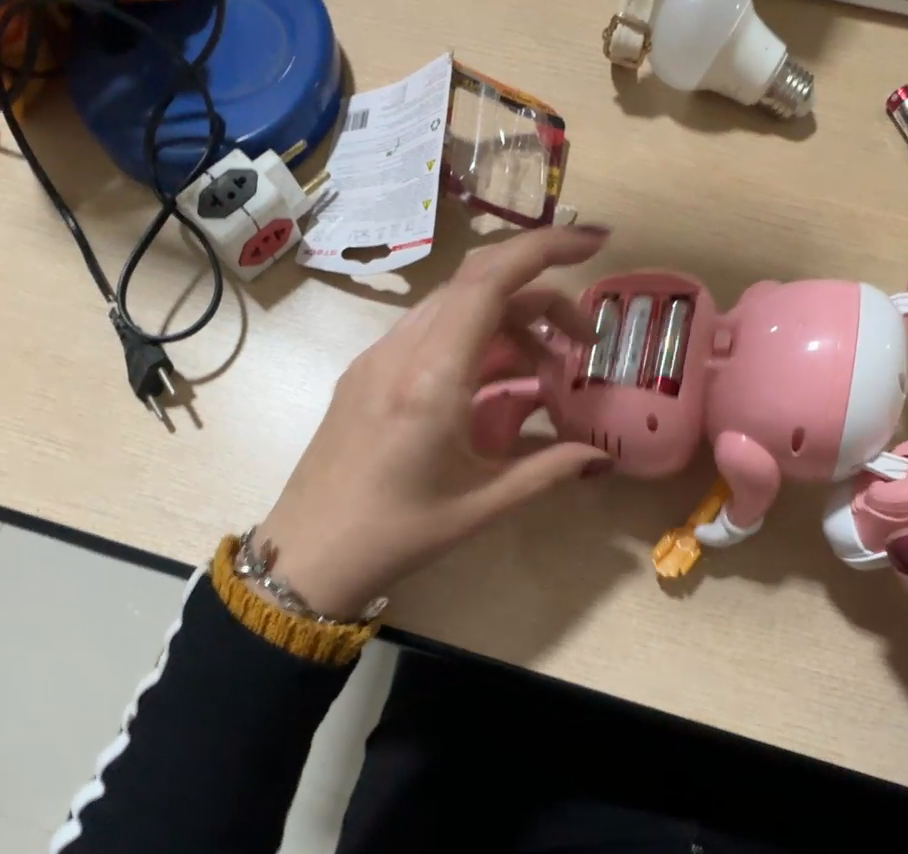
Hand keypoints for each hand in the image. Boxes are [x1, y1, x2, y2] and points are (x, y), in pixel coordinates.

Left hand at [253, 226, 615, 619]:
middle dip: (538, 297)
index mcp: (430, 379)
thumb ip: (546, 472)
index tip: (594, 244)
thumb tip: (599, 456)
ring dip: (505, 322)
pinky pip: (426, 336)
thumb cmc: (394, 536)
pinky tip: (493, 385)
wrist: (308, 554)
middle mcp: (399, 353)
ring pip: (450, 310)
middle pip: (475, 287)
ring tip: (546, 370)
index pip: (489, 281)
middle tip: (582, 340)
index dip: (545, 249)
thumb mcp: (479, 507)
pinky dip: (471, 342)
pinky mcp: (363, 376)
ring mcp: (375, 360)